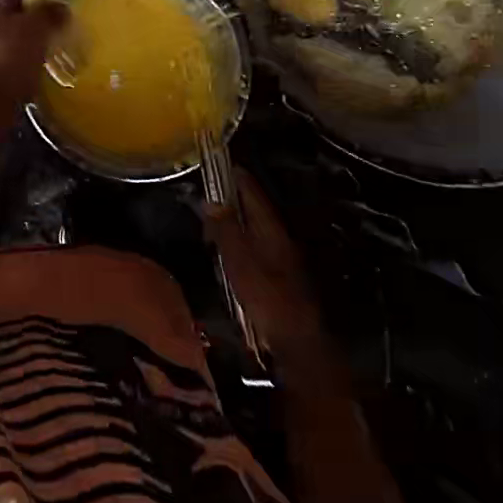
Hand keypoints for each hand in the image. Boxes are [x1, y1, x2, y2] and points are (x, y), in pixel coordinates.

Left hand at [0, 0, 65, 99]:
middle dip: (43, 18)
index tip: (57, 4)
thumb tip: (63, 7)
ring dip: (43, 36)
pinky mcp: (8, 63)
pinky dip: (40, 52)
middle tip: (62, 21)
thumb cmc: (18, 50)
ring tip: (61, 39)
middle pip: (24, 14)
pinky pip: (27, 51)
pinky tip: (53, 55)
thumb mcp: (38, 23)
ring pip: (27, 34)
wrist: (6, 90)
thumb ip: (51, 11)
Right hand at [206, 170, 325, 359]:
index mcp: (270, 227)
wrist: (297, 339)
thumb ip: (225, 229)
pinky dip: (238, 240)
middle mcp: (278, 235)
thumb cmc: (267, 298)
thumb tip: (211, 199)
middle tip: (205, 194)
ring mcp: (281, 254)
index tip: (214, 162)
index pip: (251, 190)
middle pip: (253, 206)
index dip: (233, 175)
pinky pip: (254, 244)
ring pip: (253, 226)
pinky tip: (225, 250)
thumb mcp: (239, 262)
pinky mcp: (278, 272)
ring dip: (233, 220)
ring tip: (209, 222)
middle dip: (230, 197)